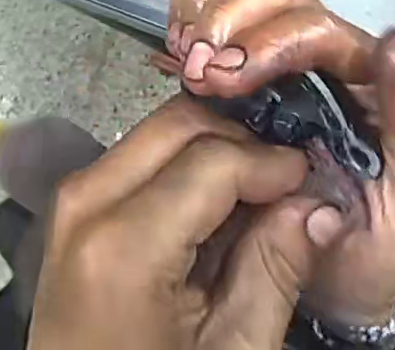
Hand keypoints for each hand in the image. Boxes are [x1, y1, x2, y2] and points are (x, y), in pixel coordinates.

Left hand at [28, 96, 348, 349]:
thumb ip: (273, 270)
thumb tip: (319, 206)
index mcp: (123, 244)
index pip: (212, 161)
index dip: (271, 162)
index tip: (312, 179)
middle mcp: (88, 197)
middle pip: (178, 124)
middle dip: (241, 139)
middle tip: (287, 179)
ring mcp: (74, 193)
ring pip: (157, 129)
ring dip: (213, 146)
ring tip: (257, 192)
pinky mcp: (74, 198)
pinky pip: (138, 152)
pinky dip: (185, 162)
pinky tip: (217, 202)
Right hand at [160, 0, 394, 327]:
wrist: (334, 275)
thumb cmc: (375, 244)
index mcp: (368, 72)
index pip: (315, 26)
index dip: (265, 41)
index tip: (221, 77)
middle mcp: (325, 44)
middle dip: (227, 14)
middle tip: (194, 66)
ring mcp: (282, 41)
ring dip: (206, 4)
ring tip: (182, 53)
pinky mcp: (247, 48)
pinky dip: (191, 7)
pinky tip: (177, 48)